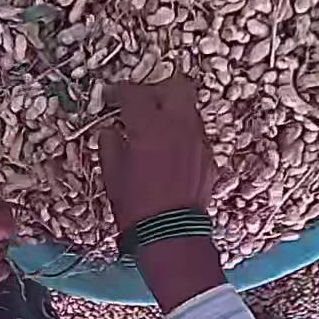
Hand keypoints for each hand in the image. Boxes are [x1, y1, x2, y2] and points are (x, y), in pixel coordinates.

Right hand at [96, 75, 213, 232]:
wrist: (170, 233)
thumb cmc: (135, 205)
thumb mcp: (112, 173)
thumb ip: (110, 143)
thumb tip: (111, 131)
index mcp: (150, 126)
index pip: (134, 93)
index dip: (118, 91)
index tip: (109, 96)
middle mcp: (180, 125)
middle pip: (174, 86)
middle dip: (155, 90)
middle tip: (139, 104)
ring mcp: (199, 139)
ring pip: (188, 109)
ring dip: (170, 111)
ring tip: (154, 128)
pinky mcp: (208, 156)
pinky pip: (195, 134)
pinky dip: (180, 134)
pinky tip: (167, 152)